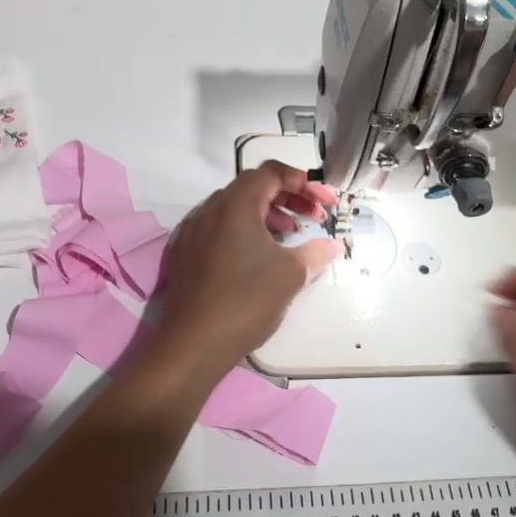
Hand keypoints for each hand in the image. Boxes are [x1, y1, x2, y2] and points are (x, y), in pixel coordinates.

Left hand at [151, 161, 338, 380]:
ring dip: (268, 215)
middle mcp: (211, 209)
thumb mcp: (290, 275)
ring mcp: (194, 231)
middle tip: (314, 217)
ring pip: (235, 209)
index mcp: (236, 204)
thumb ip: (314, 253)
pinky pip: (220, 229)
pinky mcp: (186, 254)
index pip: (272, 172)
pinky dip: (245, 232)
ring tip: (291, 236)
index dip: (303, 182)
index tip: (324, 201)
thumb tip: (330, 246)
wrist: (192, 344)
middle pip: (253, 187)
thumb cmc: (246, 300)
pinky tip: (260, 258)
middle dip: (288, 197)